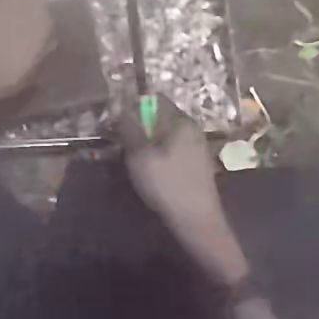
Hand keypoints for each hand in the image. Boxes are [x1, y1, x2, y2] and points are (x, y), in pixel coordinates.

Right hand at [120, 98, 222, 227]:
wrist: (197, 219)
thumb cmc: (167, 184)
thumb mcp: (140, 155)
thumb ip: (129, 129)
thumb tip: (121, 110)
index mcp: (181, 120)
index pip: (155, 99)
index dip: (134, 106)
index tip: (119, 123)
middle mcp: (193, 128)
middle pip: (161, 117)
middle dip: (141, 125)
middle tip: (124, 143)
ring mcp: (198, 146)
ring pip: (167, 134)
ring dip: (149, 141)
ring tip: (135, 159)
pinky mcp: (198, 163)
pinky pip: (175, 148)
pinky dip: (161, 153)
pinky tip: (153, 171)